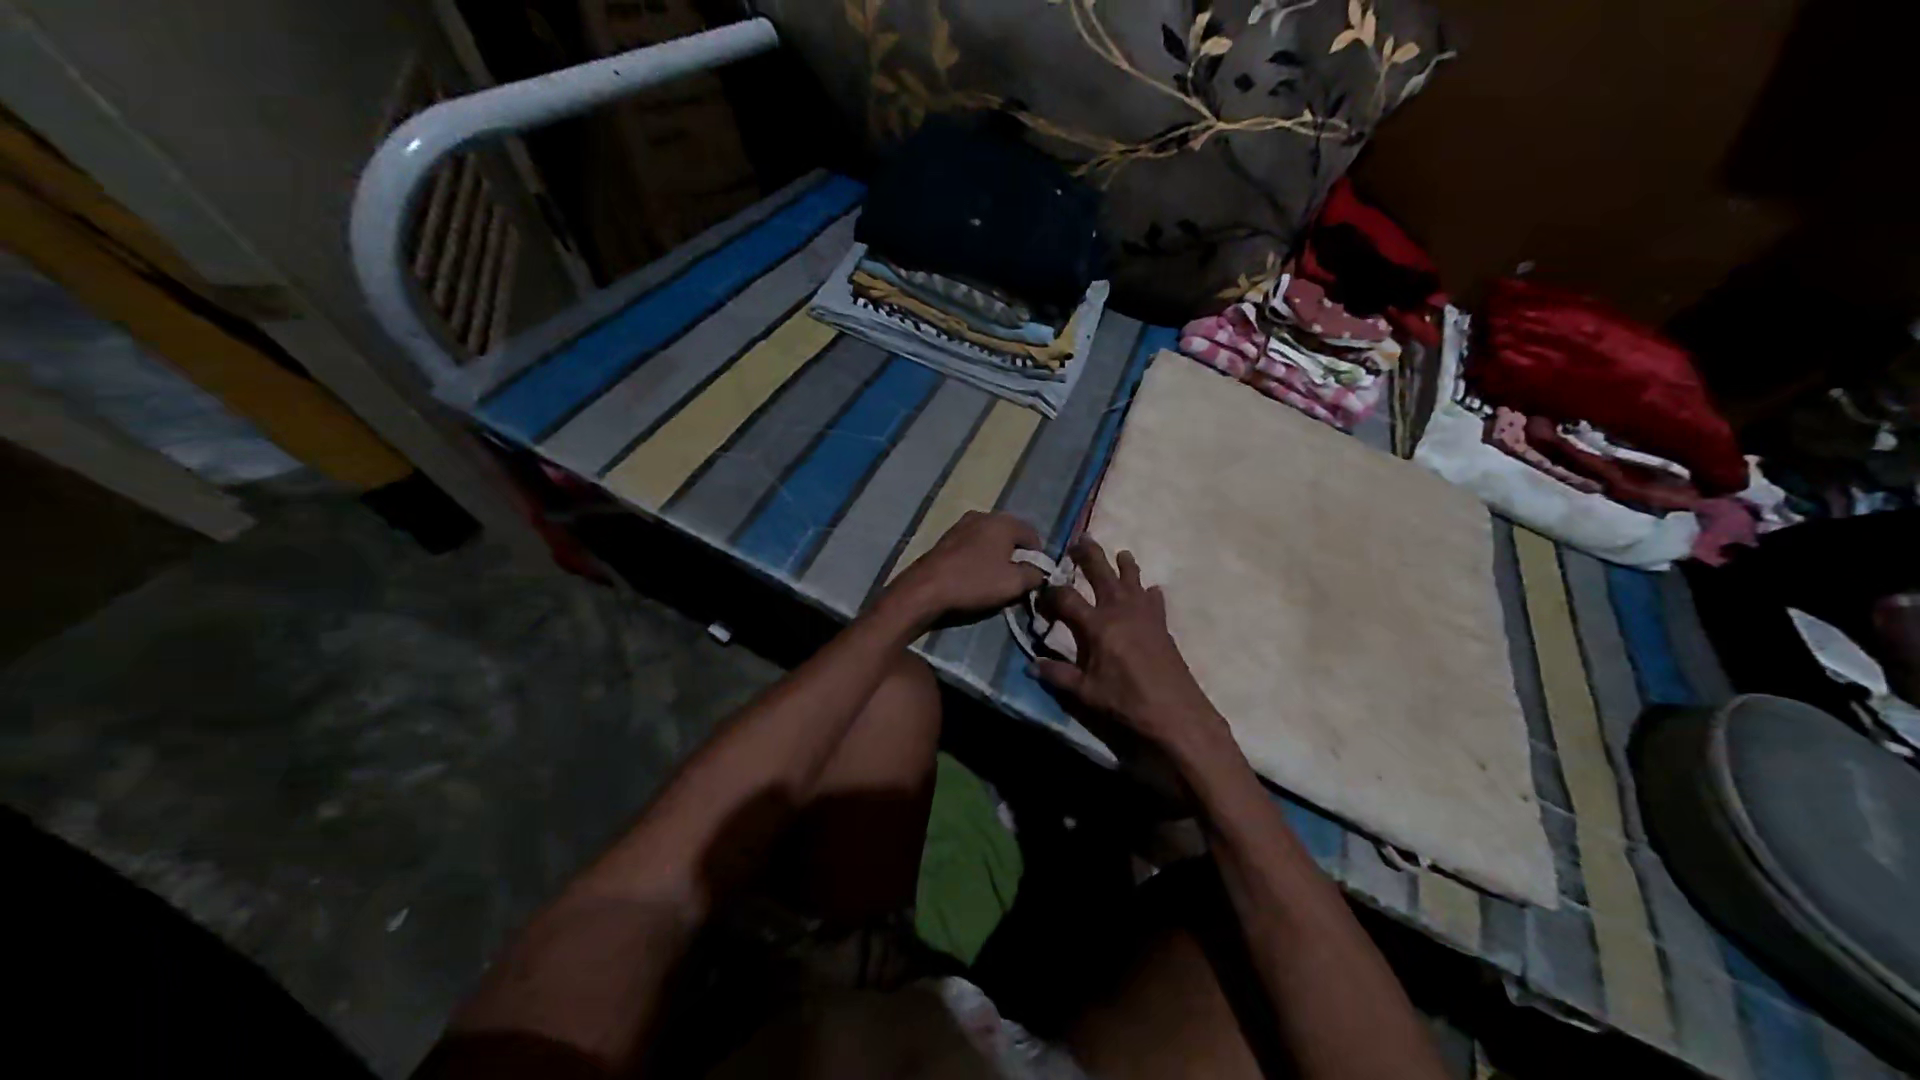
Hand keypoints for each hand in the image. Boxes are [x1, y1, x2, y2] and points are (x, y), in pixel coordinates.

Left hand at [883, 511, 1046, 625]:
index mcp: (1003, 521)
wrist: (926, 588)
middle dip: (1017, 554)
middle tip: (1016, 578)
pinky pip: (974, 543)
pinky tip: (975, 574)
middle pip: (1011, 534)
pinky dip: (980, 556)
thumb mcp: (1014, 584)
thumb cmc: (974, 582)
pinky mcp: (947, 536)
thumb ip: (1034, 575)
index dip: (1038, 556)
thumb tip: (1039, 572)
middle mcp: (984, 515)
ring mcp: (962, 524)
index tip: (1034, 576)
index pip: (1033, 534)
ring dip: (997, 555)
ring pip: (991, 538)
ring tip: (995, 578)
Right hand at [1033, 536, 1229, 754]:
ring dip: (1125, 564)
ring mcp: (1144, 614)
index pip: (1066, 598)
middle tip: (1080, 540)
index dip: (1050, 593)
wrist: (1175, 711)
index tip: (1041, 593)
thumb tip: (1031, 666)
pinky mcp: (1162, 624)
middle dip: (1089, 554)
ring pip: (1132, 579)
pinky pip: (1155, 600)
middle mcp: (1119, 610)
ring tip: (1121, 553)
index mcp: (1096, 625)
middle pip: (1101, 573)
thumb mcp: (1085, 692)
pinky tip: (1151, 590)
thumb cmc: (1125, 701)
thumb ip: (1057, 675)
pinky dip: (1150, 593)